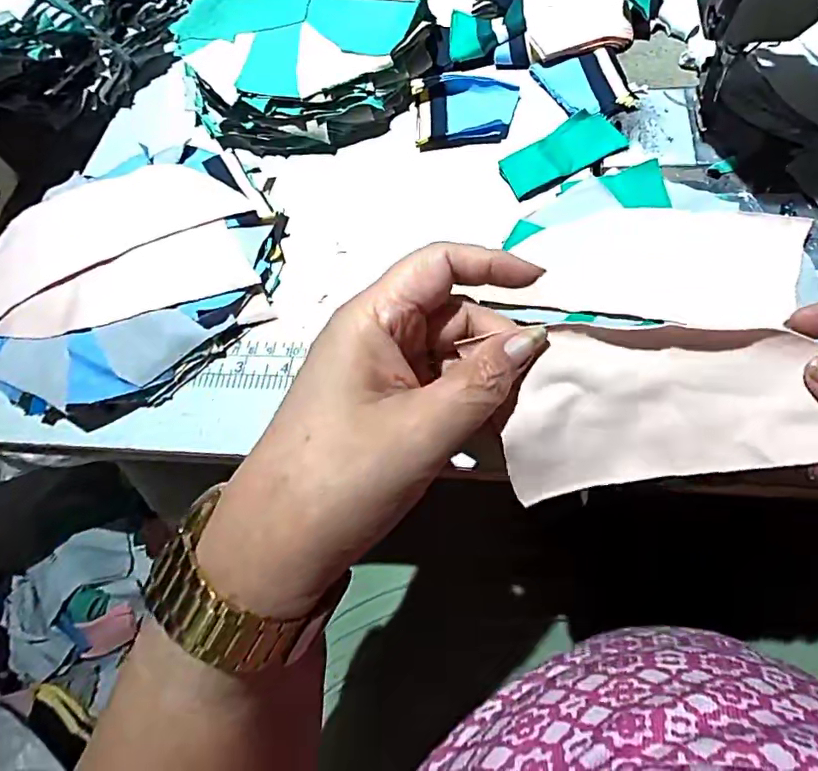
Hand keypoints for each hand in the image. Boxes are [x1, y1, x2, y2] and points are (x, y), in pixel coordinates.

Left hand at [194, 244, 549, 617]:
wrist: (277, 554)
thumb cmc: (341, 477)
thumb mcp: (422, 428)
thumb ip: (484, 380)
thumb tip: (535, 338)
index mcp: (375, 319)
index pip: (440, 263)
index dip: (492, 262)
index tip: (540, 283)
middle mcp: (382, 335)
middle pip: (458, 314)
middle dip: (500, 343)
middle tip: (535, 382)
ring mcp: (388, 372)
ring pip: (457, 354)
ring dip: (492, 378)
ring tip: (517, 415)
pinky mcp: (394, 405)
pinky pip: (447, 386)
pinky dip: (476, 401)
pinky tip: (497, 431)